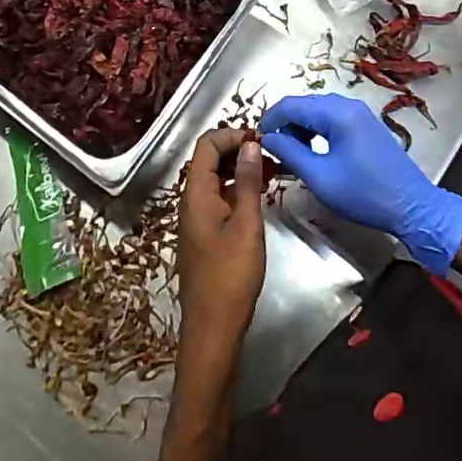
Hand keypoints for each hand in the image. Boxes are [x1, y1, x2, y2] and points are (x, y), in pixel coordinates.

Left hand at [175, 128, 266, 352]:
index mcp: (195, 192)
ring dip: (239, 170)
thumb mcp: (247, 226)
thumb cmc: (231, 275)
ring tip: (271, 171)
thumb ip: (248, 182)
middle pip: (208, 159)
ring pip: (215, 179)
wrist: (212, 326)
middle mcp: (190, 198)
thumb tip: (250, 144)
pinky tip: (260, 196)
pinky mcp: (204, 232)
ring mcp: (196, 216)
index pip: (206, 145)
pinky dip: (237, 189)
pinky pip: (218, 197)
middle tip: (270, 153)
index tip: (261, 138)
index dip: (231, 135)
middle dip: (237, 149)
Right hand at [260, 93, 461, 273]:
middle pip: (304, 104)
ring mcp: (360, 114)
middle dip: (284, 123)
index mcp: (337, 114)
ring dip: (300, 126)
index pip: (291, 105)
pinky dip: (316, 129)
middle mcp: (348, 106)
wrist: (415, 209)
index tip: (257, 137)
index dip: (269, 119)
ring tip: (292, 150)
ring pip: (317, 110)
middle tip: (273, 146)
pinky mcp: (366, 125)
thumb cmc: (365, 194)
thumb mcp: (319, 177)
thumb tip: (266, 138)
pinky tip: (313, 149)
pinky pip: (332, 118)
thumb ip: (289, 152)